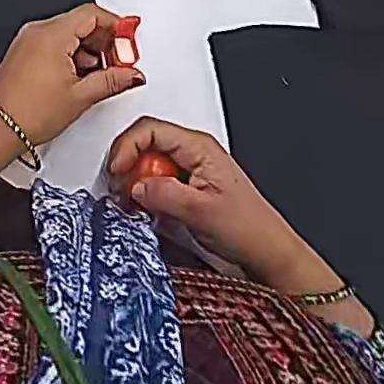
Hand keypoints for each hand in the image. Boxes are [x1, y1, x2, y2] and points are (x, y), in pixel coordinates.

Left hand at [0, 4, 144, 145]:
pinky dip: (72, 55)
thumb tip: (131, 74)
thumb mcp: (80, 96)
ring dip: (89, 50)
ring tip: (98, 76)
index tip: (128, 44)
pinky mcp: (24, 52)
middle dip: (105, 41)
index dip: (116, 27)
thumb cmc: (27, 114)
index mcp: (52, 35)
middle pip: (82, 22)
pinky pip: (55, 43)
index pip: (93, 14)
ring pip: (69, 33)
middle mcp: (38, 32)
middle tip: (118, 63)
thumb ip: (112, 80)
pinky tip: (80, 77)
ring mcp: (29, 41)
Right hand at [106, 117, 331, 292]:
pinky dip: (145, 195)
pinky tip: (149, 212)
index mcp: (199, 147)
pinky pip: (155, 182)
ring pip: (148, 164)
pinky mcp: (185, 188)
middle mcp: (193, 153)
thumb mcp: (201, 211)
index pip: (150, 129)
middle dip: (127, 166)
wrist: (267, 254)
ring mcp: (189, 170)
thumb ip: (163, 194)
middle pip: (145, 144)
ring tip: (135, 204)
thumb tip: (134, 186)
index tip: (116, 171)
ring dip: (135, 182)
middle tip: (121, 191)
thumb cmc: (248, 229)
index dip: (126, 147)